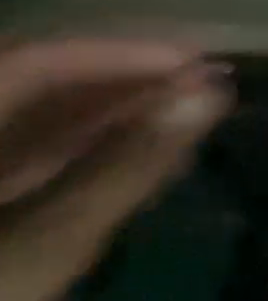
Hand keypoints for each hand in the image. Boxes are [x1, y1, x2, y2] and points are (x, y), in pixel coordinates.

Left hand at [0, 41, 230, 300]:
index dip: (119, 55)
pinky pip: (21, 155)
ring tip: (188, 106)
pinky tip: (136, 145)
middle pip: (24, 86)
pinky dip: (80, 144)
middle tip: (208, 81)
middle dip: (121, 79)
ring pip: (24, 120)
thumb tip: (213, 90)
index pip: (28, 66)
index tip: (204, 61)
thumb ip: (129, 164)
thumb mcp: (46, 246)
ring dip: (108, 109)